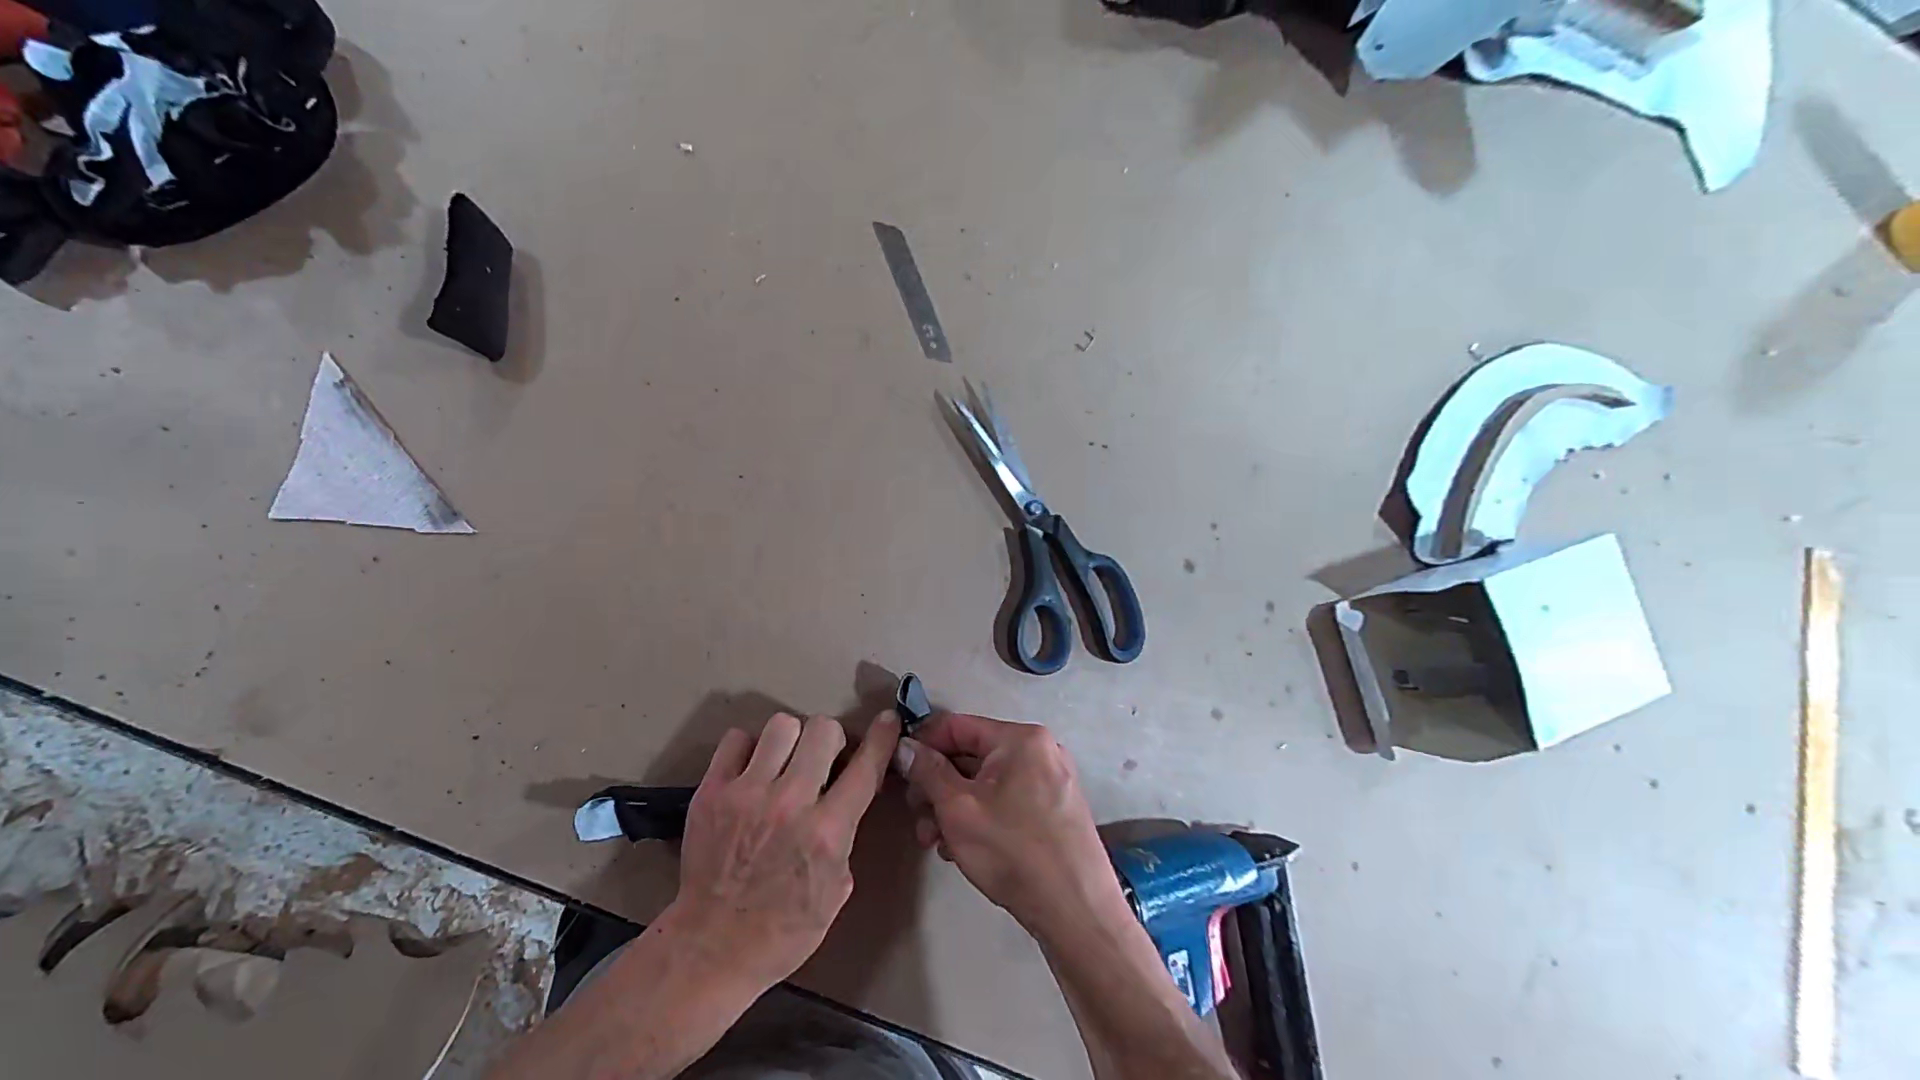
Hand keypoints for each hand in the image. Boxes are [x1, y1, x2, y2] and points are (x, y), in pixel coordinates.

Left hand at [655, 711, 900, 994]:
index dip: (882, 737)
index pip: (865, 767)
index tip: (887, 721)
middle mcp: (790, 804)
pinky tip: (751, 770)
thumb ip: (846, 834)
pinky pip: (736, 739)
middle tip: (822, 759)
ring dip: (791, 739)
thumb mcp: (837, 887)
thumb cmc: (784, 929)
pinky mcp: (711, 792)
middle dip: (830, 739)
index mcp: (827, 831)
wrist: (712, 950)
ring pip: (781, 725)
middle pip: (823, 729)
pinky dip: (748, 749)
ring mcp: (747, 794)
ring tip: (784, 761)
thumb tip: (848, 795)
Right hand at [898, 714, 1129, 939]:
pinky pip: (1006, 800)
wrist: (1075, 910)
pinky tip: (962, 848)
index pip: (957, 725)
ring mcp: (1051, 780)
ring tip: (935, 842)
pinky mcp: (1055, 810)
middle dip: (937, 786)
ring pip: (987, 782)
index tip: (899, 770)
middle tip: (917, 817)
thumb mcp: (957, 808)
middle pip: (972, 756)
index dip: (922, 744)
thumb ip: (927, 771)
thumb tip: (905, 745)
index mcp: (1021, 738)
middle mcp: (1041, 750)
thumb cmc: (1012, 851)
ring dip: (954, 807)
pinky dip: (981, 817)